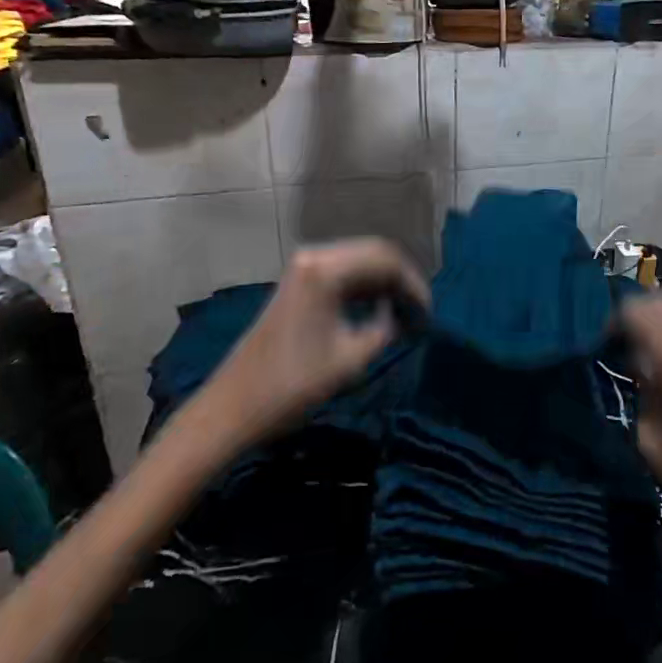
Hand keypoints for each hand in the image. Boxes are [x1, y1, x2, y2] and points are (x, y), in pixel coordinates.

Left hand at [208, 238, 429, 440]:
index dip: (414, 285)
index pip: (386, 260)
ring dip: (385, 283)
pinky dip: (365, 288)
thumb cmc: (293, 386)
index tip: (429, 315)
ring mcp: (303, 267)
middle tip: (420, 312)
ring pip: (359, 262)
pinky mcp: (298, 282)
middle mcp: (314, 257)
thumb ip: (386, 328)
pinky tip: (379, 310)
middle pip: (374, 253)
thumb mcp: (352, 359)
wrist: (232, 409)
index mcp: (326, 270)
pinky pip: (343, 273)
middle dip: (402, 280)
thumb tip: (404, 315)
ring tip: (405, 314)